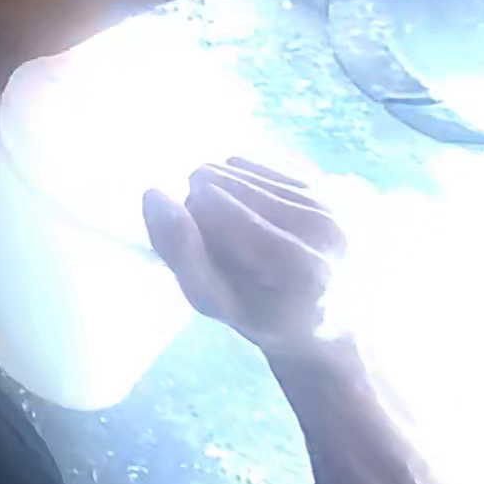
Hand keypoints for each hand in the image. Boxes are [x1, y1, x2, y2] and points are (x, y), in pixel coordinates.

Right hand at [143, 158, 349, 360]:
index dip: (191, 222)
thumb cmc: (259, 313)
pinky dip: (237, 183)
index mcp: (298, 263)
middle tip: (226, 244)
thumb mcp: (208, 299)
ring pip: (226, 166)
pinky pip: (247, 161)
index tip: (214, 255)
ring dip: (220, 195)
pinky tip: (256, 214)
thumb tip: (155, 193)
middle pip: (214, 177)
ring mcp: (328, 201)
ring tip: (243, 232)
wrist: (328, 321)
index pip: (207, 198)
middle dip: (203, 204)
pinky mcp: (324, 185)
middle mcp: (322, 225)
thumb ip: (176, 250)